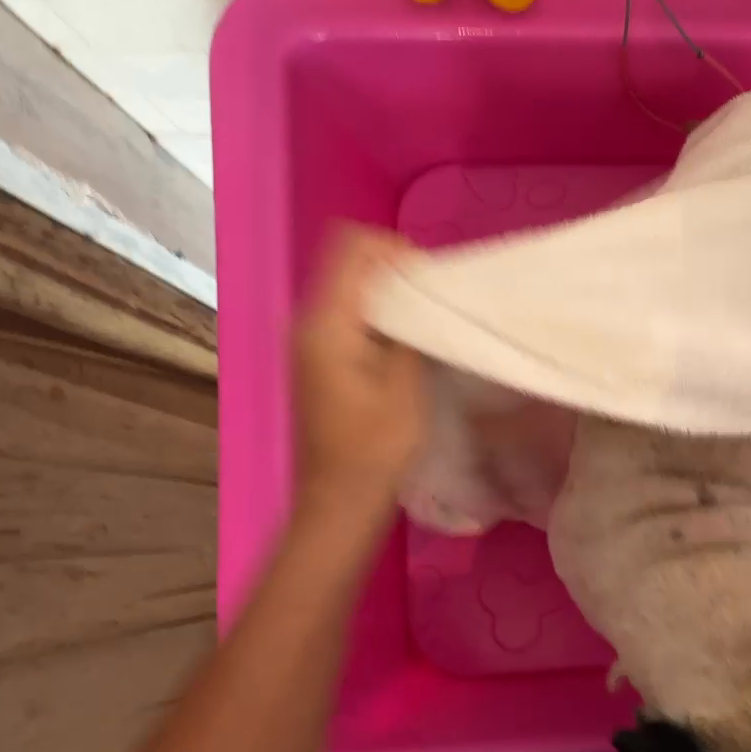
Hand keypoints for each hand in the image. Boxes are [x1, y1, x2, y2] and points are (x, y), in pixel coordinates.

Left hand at [293, 225, 429, 501]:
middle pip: (352, 264)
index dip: (396, 250)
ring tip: (432, 323)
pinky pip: (354, 318)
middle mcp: (310, 323)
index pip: (353, 248)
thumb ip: (411, 333)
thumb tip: (419, 295)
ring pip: (355, 291)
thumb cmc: (374, 451)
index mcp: (326, 324)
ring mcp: (313, 342)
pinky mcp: (323, 361)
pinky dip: (384, 319)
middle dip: (399, 272)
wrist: (338, 503)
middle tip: (440, 301)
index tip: (433, 281)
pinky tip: (412, 346)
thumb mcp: (405, 389)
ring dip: (394, 297)